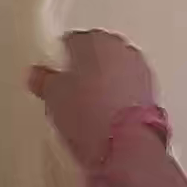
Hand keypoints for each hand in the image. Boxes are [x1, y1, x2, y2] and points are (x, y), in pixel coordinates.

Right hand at [26, 30, 158, 171]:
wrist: (127, 147)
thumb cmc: (88, 116)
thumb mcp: (54, 98)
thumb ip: (43, 81)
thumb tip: (35, 74)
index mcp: (92, 39)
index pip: (72, 40)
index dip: (61, 60)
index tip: (56, 77)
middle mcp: (117, 45)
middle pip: (96, 50)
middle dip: (86, 66)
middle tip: (72, 91)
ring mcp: (137, 65)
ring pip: (115, 66)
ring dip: (106, 78)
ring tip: (92, 106)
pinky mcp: (151, 87)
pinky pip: (129, 83)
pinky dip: (121, 92)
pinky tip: (111, 113)